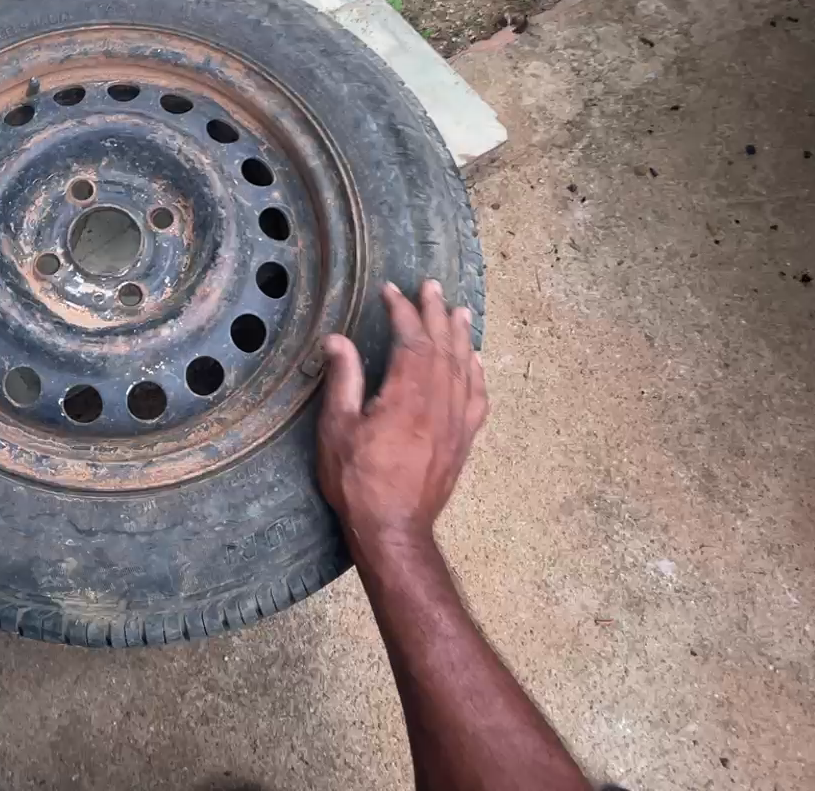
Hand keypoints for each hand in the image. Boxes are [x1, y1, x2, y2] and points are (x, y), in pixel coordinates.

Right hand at [317, 279, 488, 547]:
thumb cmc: (356, 480)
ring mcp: (456, 423)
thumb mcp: (337, 429)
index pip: (410, 341)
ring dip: (460, 335)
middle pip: (443, 347)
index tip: (390, 291)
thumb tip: (337, 339)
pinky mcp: (463, 441)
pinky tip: (475, 361)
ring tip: (458, 310)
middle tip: (431, 285)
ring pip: (464, 368)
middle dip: (436, 313)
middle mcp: (438, 405)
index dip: (402, 312)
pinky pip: (478, 398)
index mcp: (406, 398)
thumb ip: (343, 380)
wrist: (393, 529)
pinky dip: (477, 373)